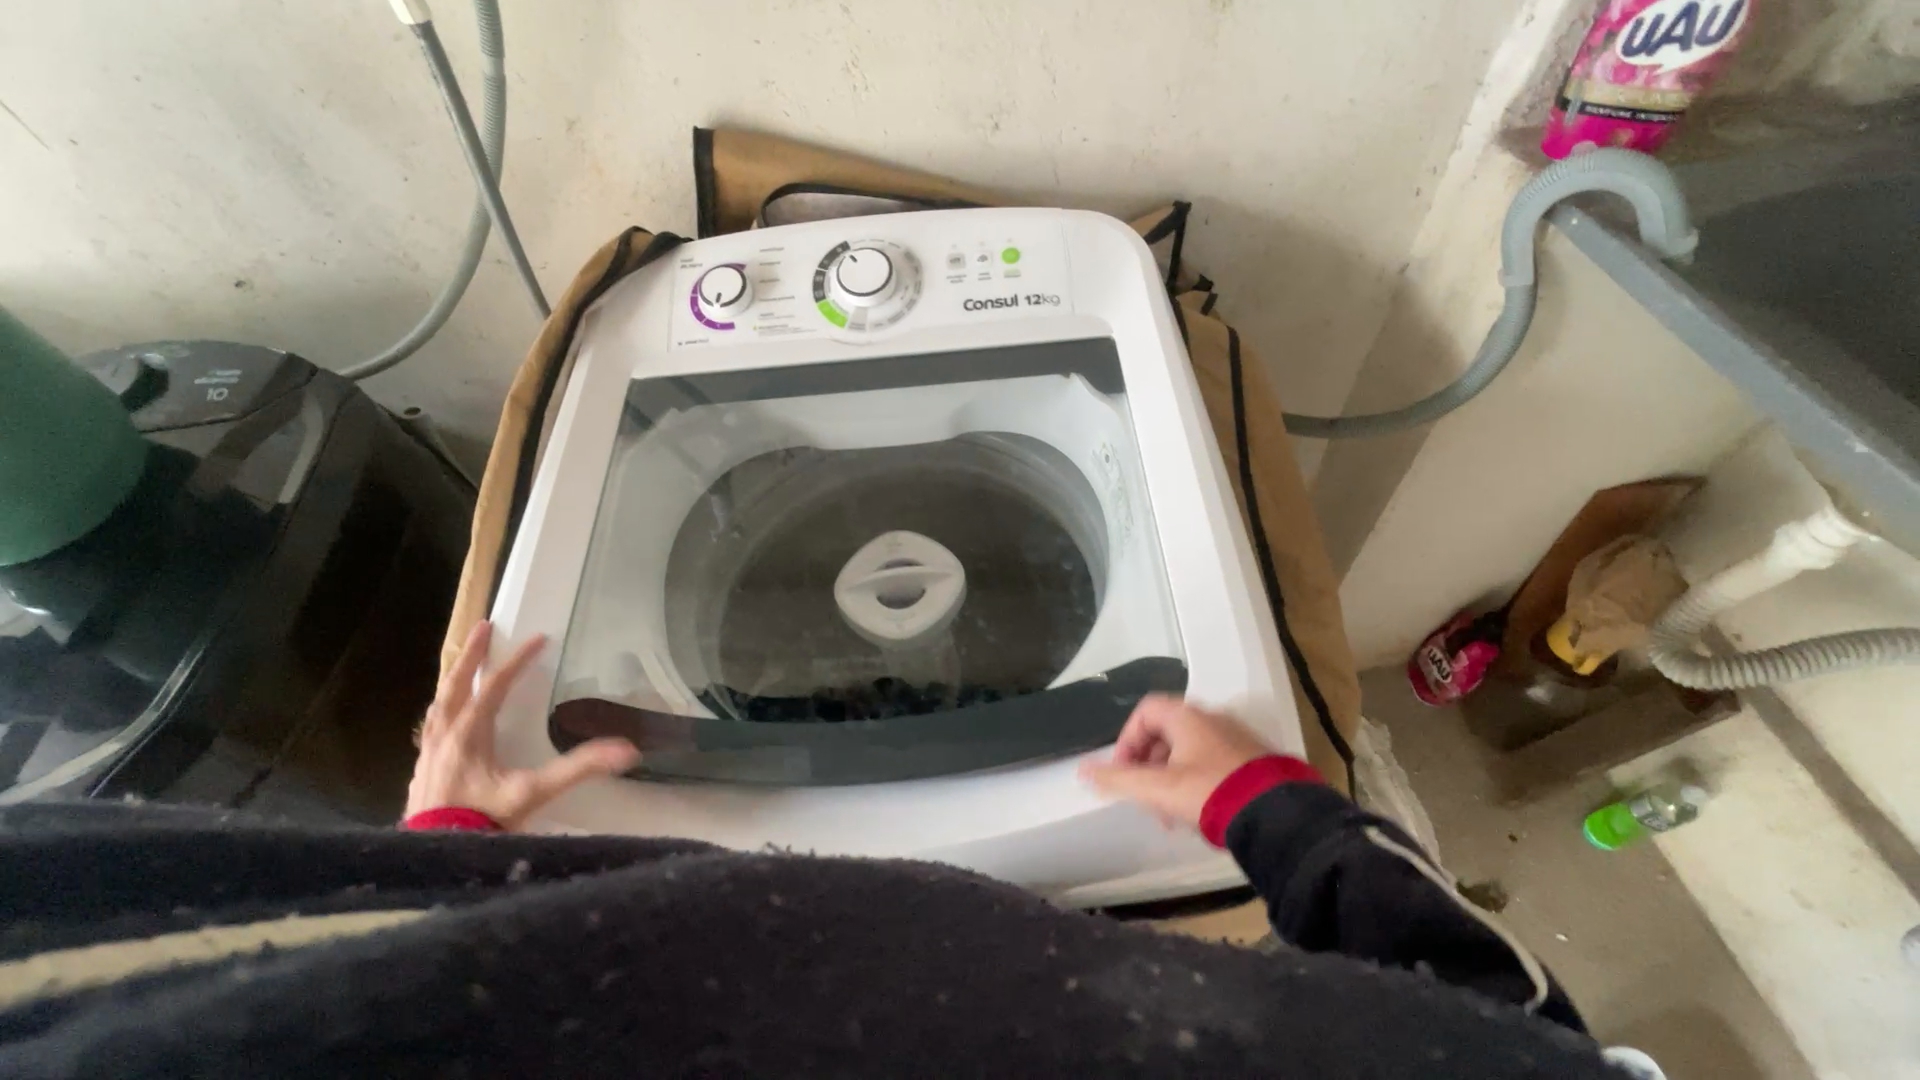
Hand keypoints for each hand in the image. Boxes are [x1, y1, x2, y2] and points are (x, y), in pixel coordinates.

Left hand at [405, 621, 639, 828]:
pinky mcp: (424, 771)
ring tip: (462, 666)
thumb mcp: (535, 793)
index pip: (494, 686)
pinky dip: (443, 711)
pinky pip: (432, 728)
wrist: (435, 858)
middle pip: (455, 685)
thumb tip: (626, 750)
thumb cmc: (483, 820)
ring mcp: (430, 754)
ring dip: (454, 680)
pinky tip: (445, 719)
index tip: (538, 638)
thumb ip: (578, 768)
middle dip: (471, 655)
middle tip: (483, 627)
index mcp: (470, 733)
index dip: (517, 661)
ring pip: (439, 705)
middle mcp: (445, 736)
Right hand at [1078, 694, 1274, 828]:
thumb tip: (1083, 770)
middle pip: (1166, 733)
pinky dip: (1195, 783)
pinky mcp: (1254, 760)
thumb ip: (1118, 780)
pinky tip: (1197, 814)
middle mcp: (1212, 719)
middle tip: (1144, 796)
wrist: (1277, 815)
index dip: (1127, 739)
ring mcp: (1236, 738)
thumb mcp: (1157, 789)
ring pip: (1189, 752)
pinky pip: (1213, 764)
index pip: (1145, 711)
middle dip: (1148, 766)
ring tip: (1169, 815)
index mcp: (1187, 716)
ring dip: (1170, 779)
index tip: (1123, 771)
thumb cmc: (1209, 792)